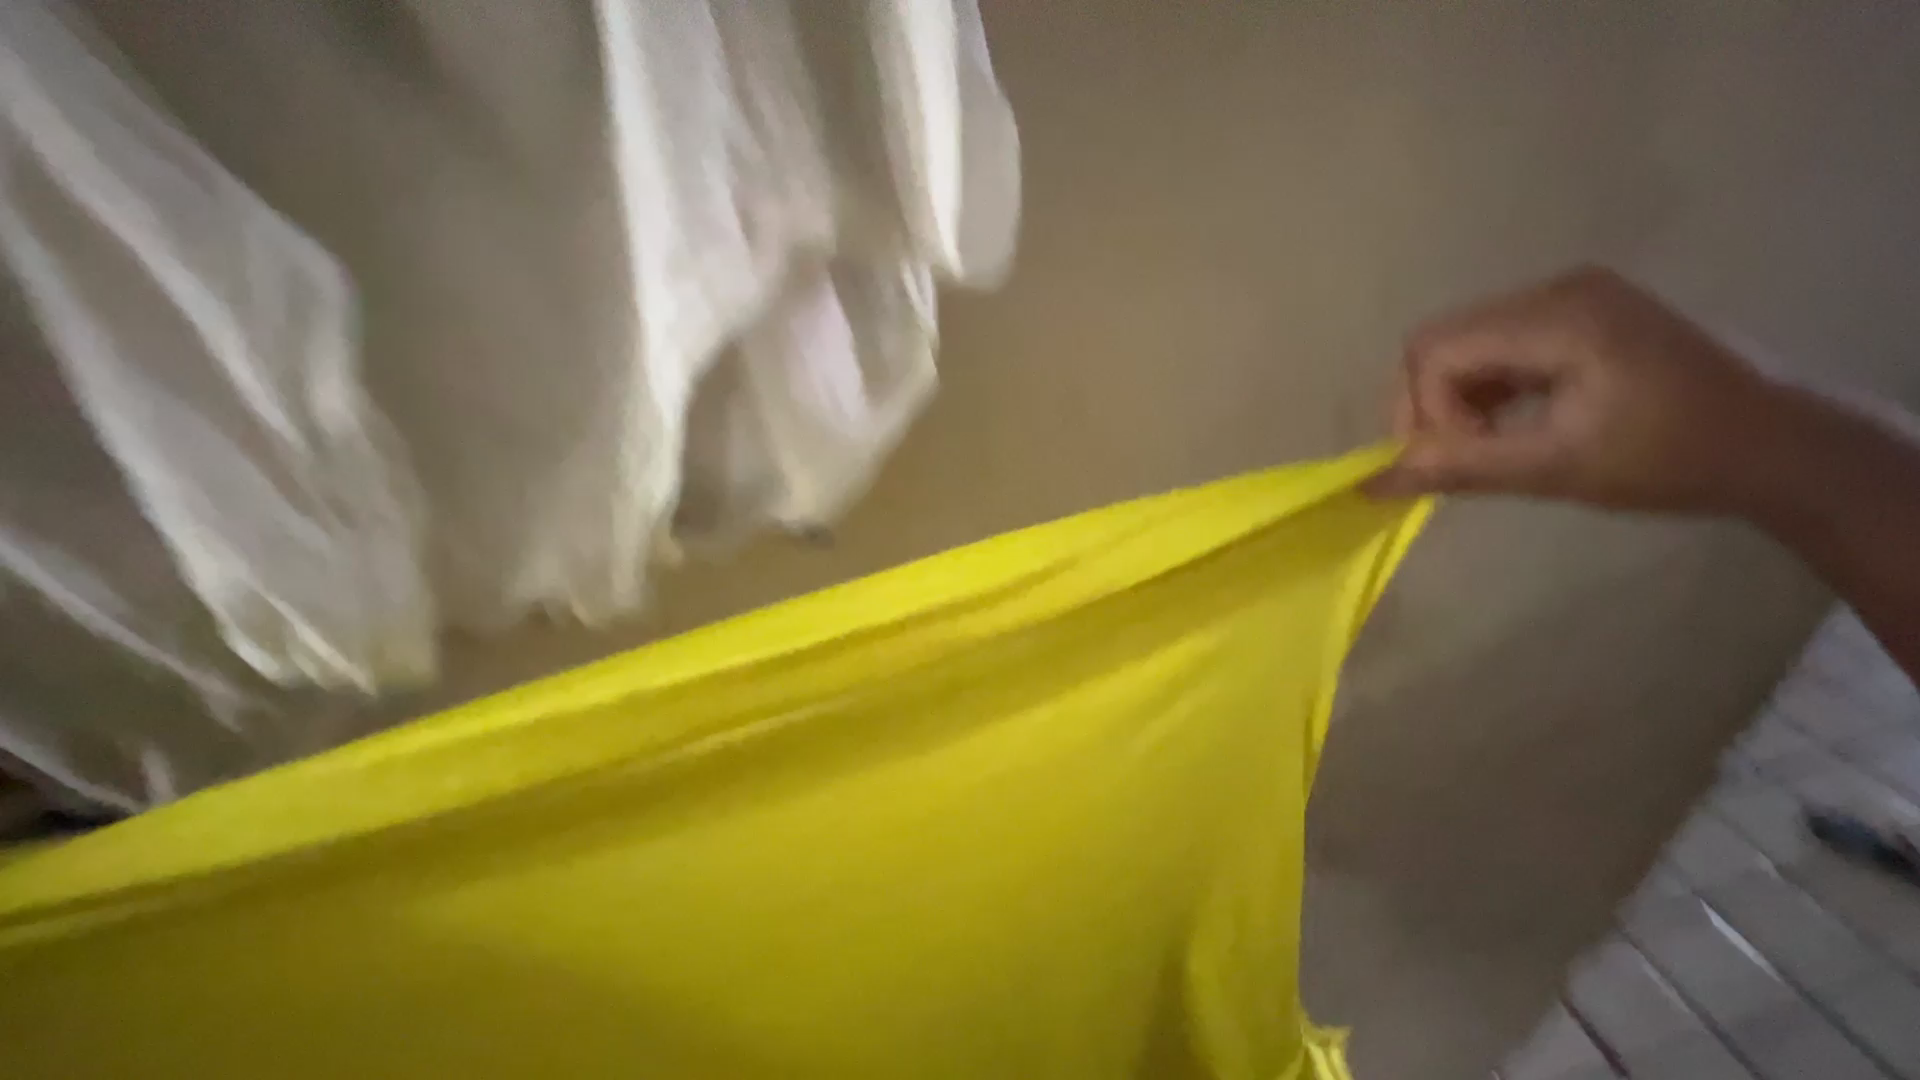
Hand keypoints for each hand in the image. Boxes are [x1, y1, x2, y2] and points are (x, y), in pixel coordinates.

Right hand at [1368, 267, 1790, 514]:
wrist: (1777, 445)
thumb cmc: (1669, 458)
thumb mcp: (1555, 468)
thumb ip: (1457, 468)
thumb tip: (1369, 483)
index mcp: (1557, 315)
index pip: (1436, 352)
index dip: (1426, 412)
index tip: (1459, 461)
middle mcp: (1555, 289)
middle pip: (1441, 343)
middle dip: (1431, 406)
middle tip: (1462, 456)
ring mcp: (1569, 296)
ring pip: (1463, 346)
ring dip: (1456, 401)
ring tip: (1490, 444)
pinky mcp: (1577, 313)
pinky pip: (1496, 347)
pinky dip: (1485, 390)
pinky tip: (1511, 422)